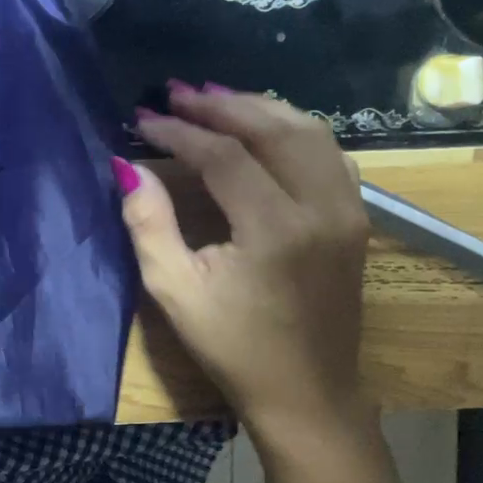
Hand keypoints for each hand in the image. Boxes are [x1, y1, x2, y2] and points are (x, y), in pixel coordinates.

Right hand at [116, 84, 372, 443]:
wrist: (305, 391)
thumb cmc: (230, 345)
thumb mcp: (173, 289)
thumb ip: (149, 224)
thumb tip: (126, 167)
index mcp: (275, 229)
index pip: (225, 155)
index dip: (179, 131)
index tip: (141, 119)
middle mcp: (322, 208)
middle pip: (275, 129)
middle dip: (222, 104)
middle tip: (176, 91)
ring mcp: (349, 211)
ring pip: (311, 133)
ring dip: (260, 108)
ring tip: (214, 97)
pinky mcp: (355, 219)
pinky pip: (328, 154)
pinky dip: (292, 129)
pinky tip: (262, 127)